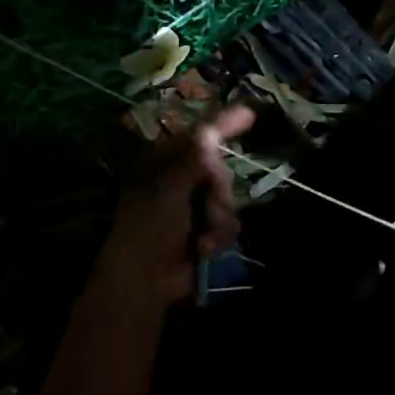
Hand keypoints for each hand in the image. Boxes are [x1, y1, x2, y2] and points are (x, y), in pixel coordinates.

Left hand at [99, 106, 254, 302]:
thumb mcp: (168, 191)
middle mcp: (180, 180)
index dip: (223, 124)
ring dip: (218, 222)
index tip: (249, 114)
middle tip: (207, 211)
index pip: (198, 137)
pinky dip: (218, 238)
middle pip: (219, 171)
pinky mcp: (205, 229)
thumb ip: (191, 162)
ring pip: (227, 200)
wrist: (146, 280)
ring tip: (201, 240)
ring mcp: (193, 206)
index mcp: (164, 164)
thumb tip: (208, 133)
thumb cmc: (149, 230)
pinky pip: (228, 223)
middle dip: (218, 195)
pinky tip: (203, 250)